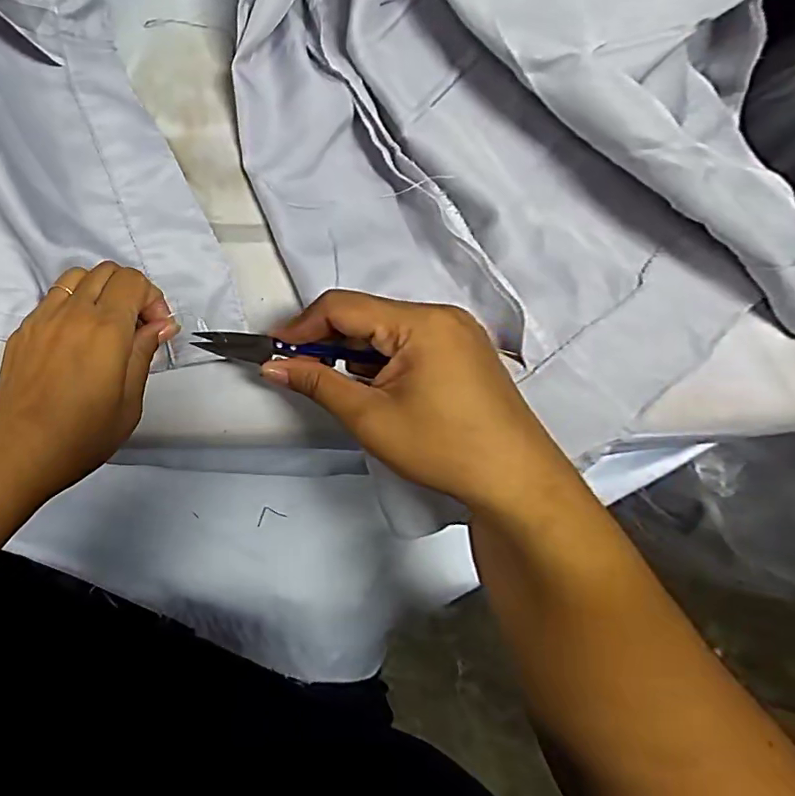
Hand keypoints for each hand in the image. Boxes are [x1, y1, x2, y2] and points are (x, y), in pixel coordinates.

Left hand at [0, 262, 178, 505]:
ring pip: (75, 277)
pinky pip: (51, 299)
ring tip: (102, 324)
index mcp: (105, 328)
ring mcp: (43, 318)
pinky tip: (73, 338)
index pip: (132, 280)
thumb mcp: (129, 402)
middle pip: (105, 271)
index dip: (151, 297)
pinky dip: (70, 304)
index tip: (155, 327)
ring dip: (97, 290)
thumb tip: (159, 323)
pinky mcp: (23, 330)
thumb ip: (143, 353)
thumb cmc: (81, 435)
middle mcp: (73, 313)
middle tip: (133, 325)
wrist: (21, 448)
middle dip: (128, 289)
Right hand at [259, 290, 581, 517]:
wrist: (520, 488)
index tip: (275, 351)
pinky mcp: (461, 352)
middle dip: (324, 339)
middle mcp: (441, 317)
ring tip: (329, 381)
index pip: (342, 307)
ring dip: (349, 349)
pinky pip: (404, 340)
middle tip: (294, 368)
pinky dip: (376, 357)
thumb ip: (315, 382)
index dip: (301, 327)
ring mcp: (456, 333)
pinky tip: (367, 385)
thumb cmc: (447, 449)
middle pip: (362, 314)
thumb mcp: (368, 416)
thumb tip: (274, 365)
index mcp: (422, 323)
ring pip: (381, 328)